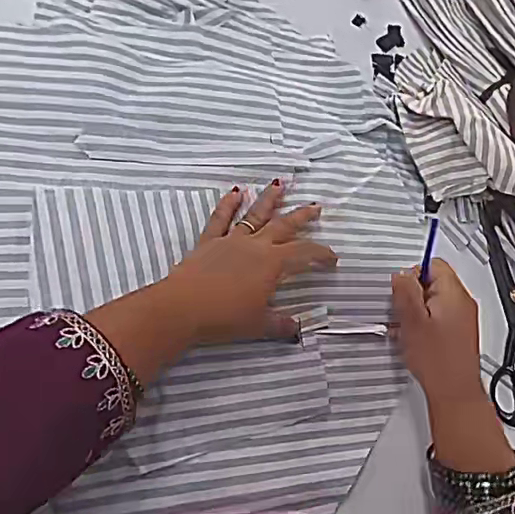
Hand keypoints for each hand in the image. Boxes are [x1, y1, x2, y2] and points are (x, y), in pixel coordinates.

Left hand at [164, 179, 339, 344]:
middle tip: (316, 206)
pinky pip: (220, 219)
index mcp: (272, 264)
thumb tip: (296, 329)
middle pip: (284, 226)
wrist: (182, 309)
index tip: (332, 258)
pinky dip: (228, 204)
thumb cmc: (224, 317)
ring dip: (269, 200)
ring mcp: (230, 241)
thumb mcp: (258, 325)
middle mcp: (255, 246)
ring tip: (280, 185)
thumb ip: (280, 324)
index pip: (304, 254)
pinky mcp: (208, 243)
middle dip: (302, 217)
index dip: (321, 254)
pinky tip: (235, 192)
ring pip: (255, 215)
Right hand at [391, 259, 485, 403]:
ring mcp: (462, 318)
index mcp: (454, 294)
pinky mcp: (458, 332)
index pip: (434, 264)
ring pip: (434, 300)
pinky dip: (424, 323)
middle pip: (434, 281)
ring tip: (409, 328)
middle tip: (404, 312)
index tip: (402, 290)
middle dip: (413, 294)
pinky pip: (438, 317)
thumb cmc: (438, 361)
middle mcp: (462, 303)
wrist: (453, 391)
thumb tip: (401, 274)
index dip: (413, 274)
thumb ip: (405, 291)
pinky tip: (416, 339)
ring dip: (417, 310)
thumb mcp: (412, 320)